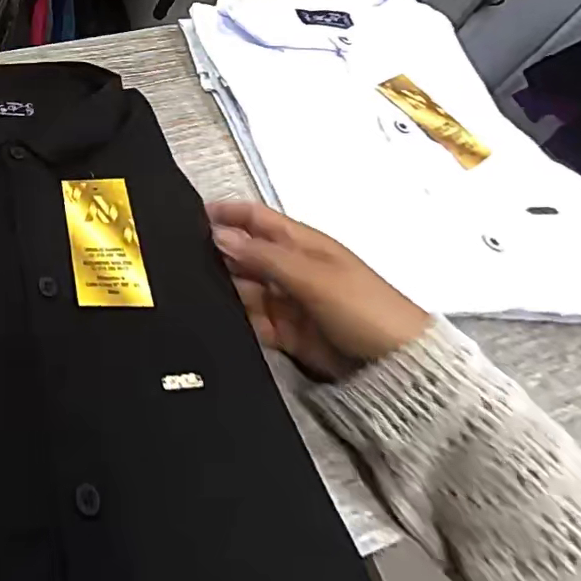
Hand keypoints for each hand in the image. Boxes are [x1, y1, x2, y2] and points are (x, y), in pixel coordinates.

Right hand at [207, 202, 430, 380]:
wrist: (397, 367)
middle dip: (218, 253)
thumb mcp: (311, 275)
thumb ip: (264, 255)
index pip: (255, 218)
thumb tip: (221, 234)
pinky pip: (253, 320)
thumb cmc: (363, 307)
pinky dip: (238, 320)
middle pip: (245, 253)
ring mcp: (288, 299)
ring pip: (245, 288)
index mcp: (300, 242)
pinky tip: (218, 320)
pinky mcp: (287, 332)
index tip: (192, 216)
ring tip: (194, 292)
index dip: (227, 213)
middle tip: (183, 259)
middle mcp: (290, 266)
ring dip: (226, 289)